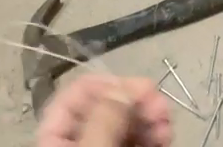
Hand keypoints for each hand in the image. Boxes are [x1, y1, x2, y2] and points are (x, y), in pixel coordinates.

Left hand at [35, 75, 172, 146]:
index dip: (110, 84)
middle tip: (162, 106)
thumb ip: (104, 120)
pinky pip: (134, 139)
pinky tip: (165, 134)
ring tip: (168, 123)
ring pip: (126, 122)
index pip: (78, 91)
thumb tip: (122, 86)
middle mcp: (75, 138)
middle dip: (139, 101)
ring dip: (150, 117)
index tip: (141, 87)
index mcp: (55, 134)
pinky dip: (152, 133)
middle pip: (108, 105)